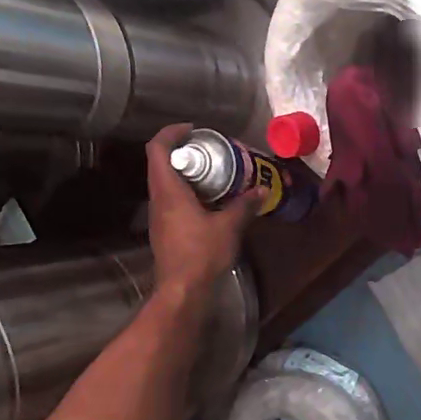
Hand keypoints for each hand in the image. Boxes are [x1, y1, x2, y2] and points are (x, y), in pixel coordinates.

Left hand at [146, 125, 261, 297]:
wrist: (182, 289)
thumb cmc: (202, 253)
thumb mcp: (229, 227)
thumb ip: (244, 205)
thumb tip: (262, 189)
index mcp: (168, 191)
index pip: (157, 149)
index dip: (171, 133)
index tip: (193, 129)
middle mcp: (158, 199)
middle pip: (161, 164)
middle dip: (183, 152)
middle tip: (210, 151)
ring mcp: (159, 216)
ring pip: (166, 183)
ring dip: (186, 173)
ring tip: (214, 173)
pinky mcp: (165, 230)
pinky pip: (172, 200)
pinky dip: (188, 192)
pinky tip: (210, 201)